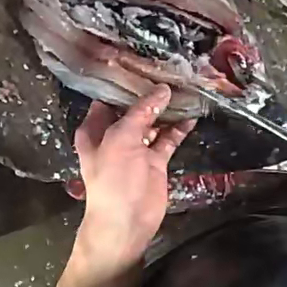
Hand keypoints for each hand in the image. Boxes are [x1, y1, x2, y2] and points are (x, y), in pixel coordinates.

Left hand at [70, 85, 194, 277]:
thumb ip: (141, 112)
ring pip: (154, 122)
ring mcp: (137, 149)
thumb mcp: (121, 138)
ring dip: (167, 110)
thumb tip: (162, 90)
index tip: (144, 64)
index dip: (125, 82)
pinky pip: (168, 139)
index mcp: (95, 129)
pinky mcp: (155, 161)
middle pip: (134, 108)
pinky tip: (192, 116)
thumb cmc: (114, 179)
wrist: (126, 221)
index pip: (109, 98)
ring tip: (186, 90)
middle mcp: (115, 135)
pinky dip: (179, 129)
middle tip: (172, 72)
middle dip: (150, 93)